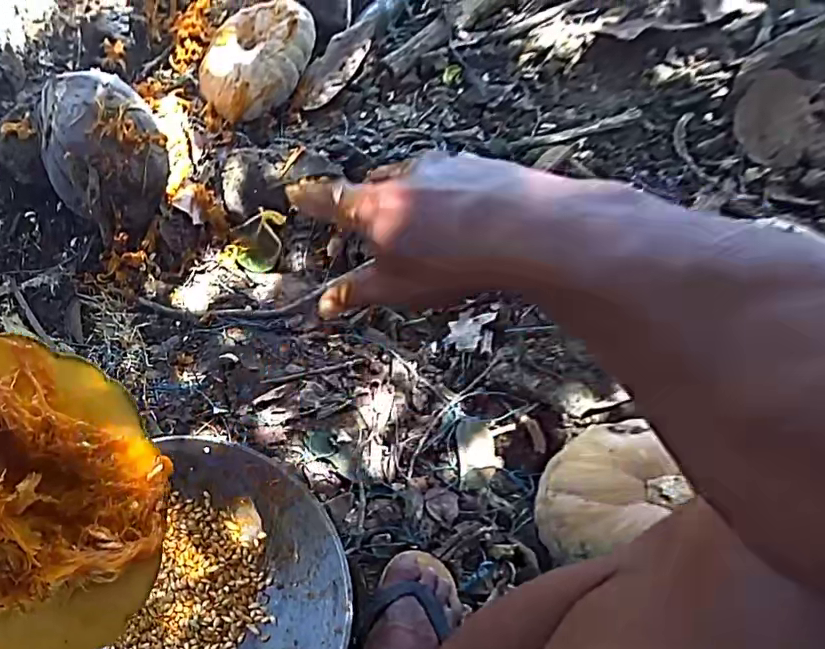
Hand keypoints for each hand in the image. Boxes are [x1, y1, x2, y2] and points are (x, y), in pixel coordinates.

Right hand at [288, 152, 637, 316]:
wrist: (527, 232)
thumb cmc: (450, 262)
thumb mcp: (393, 288)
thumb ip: (356, 293)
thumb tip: (325, 305)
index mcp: (375, 208)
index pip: (332, 200)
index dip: (312, 199)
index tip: (297, 193)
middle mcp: (406, 177)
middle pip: (374, 186)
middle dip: (365, 203)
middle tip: (364, 225)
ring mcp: (445, 167)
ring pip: (414, 180)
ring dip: (408, 199)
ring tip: (419, 230)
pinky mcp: (480, 166)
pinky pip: (450, 179)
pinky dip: (445, 198)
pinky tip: (459, 222)